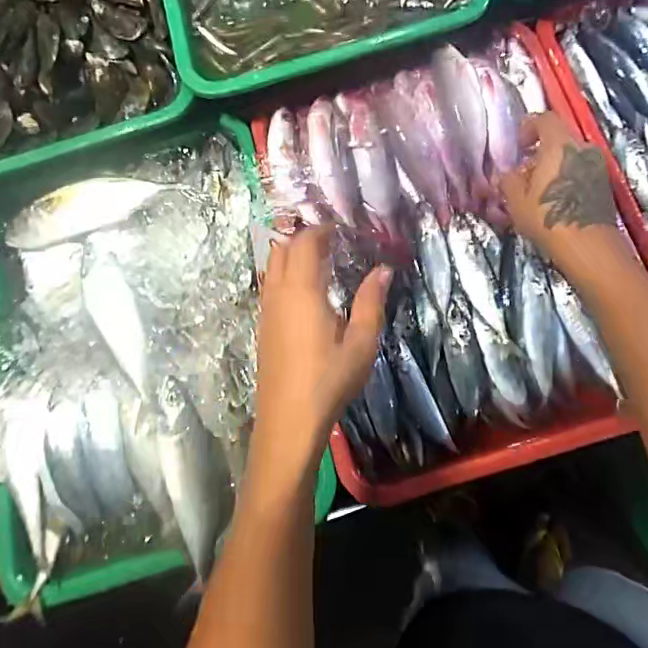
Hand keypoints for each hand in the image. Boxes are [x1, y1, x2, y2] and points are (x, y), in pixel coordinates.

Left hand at [249, 227, 388, 500]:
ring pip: (271, 266)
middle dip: (303, 235)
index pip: (304, 243)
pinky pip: (270, 284)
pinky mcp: (264, 327)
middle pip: (281, 248)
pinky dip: (285, 272)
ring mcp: (266, 311)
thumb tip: (383, 270)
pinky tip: (307, 289)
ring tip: (321, 257)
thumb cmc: (329, 380)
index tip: (343, 226)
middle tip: (332, 237)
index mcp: (302, 291)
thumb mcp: (361, 343)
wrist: (288, 421)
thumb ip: (371, 302)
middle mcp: (278, 294)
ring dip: (291, 253)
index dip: (321, 229)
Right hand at [498, 113, 638, 281]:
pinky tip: (555, 204)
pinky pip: (581, 174)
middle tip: (524, 174)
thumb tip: (508, 174)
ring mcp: (597, 168)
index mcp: (560, 144)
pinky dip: (567, 181)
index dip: (528, 127)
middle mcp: (582, 150)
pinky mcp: (604, 187)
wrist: (589, 248)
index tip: (518, 145)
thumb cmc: (548, 218)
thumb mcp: (516, 200)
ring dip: (554, 168)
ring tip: (537, 192)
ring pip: (571, 158)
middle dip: (540, 153)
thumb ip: (508, 180)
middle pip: (559, 140)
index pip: (545, 119)